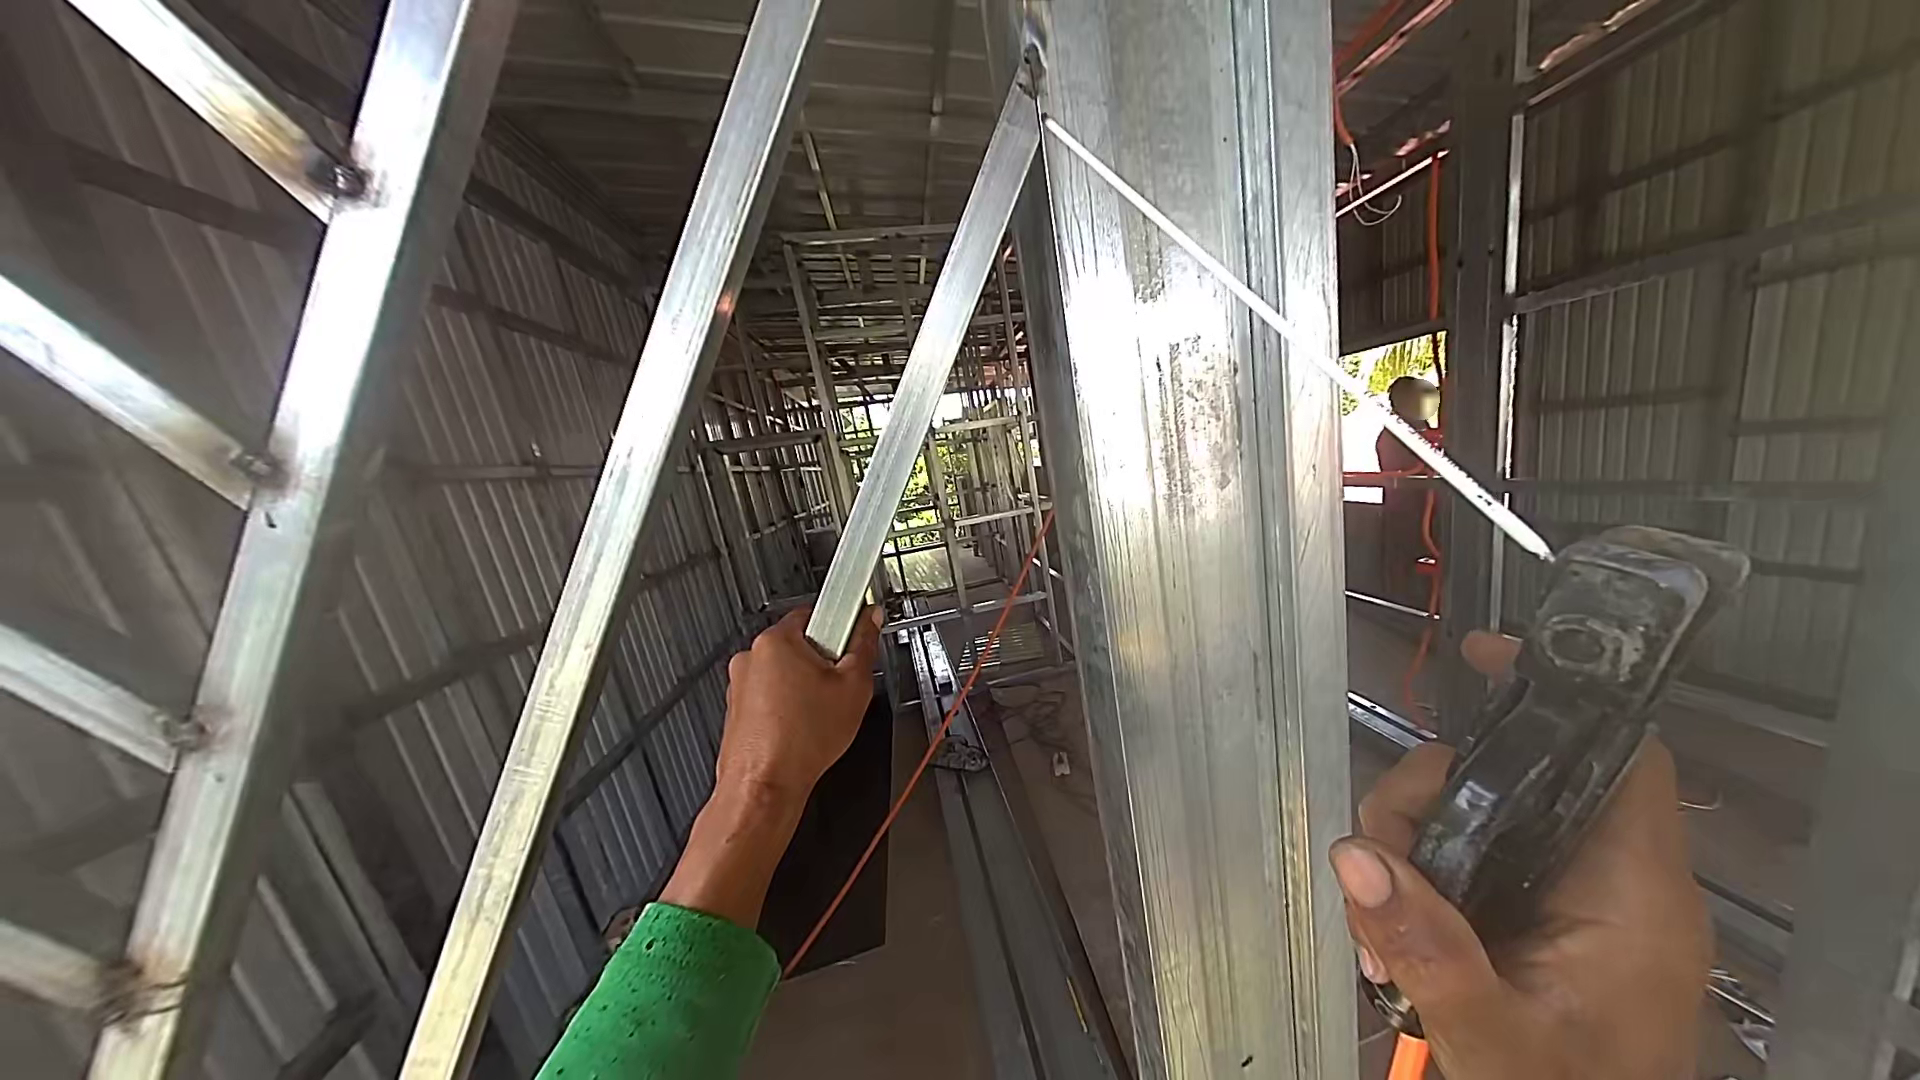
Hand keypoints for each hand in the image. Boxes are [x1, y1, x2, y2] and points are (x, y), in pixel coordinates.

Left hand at [716, 605, 881, 801]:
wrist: (764, 787)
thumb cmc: (800, 742)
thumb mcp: (853, 686)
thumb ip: (864, 645)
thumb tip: (870, 621)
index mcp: (777, 640)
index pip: (818, 611)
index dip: (843, 626)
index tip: (854, 636)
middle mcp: (752, 655)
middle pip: (802, 641)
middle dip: (825, 659)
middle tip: (841, 683)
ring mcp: (742, 681)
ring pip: (786, 668)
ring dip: (805, 682)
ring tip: (821, 710)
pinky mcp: (738, 705)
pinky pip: (771, 691)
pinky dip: (788, 702)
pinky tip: (802, 724)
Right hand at [1332, 631, 1709, 1078]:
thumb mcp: (1497, 1043)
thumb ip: (1432, 953)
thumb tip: (1355, 858)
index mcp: (1627, 894)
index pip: (1616, 756)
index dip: (1557, 695)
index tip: (1480, 656)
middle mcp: (1591, 875)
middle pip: (1491, 775)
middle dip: (1413, 802)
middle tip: (1381, 860)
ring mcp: (1544, 890)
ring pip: (1450, 811)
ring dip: (1393, 847)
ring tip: (1379, 931)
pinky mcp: (1509, 906)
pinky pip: (1439, 852)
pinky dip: (1399, 875)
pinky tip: (1387, 933)